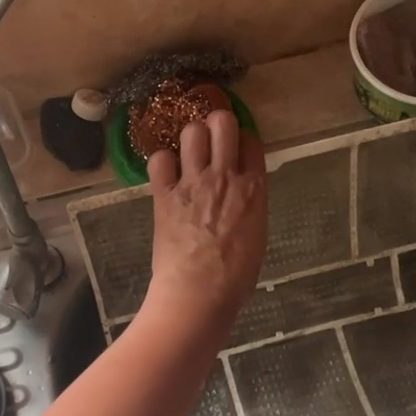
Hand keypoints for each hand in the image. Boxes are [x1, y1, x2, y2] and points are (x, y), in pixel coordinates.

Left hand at [146, 110, 266, 326]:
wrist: (199, 293)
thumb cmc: (235, 277)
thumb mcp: (256, 236)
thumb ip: (250, 207)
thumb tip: (242, 199)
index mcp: (254, 189)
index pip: (252, 141)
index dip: (243, 141)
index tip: (237, 150)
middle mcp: (224, 177)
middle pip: (222, 122)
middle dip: (217, 124)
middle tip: (212, 140)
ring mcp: (192, 182)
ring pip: (191, 132)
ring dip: (190, 139)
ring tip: (189, 155)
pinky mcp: (164, 194)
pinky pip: (159, 159)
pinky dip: (162, 162)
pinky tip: (166, 175)